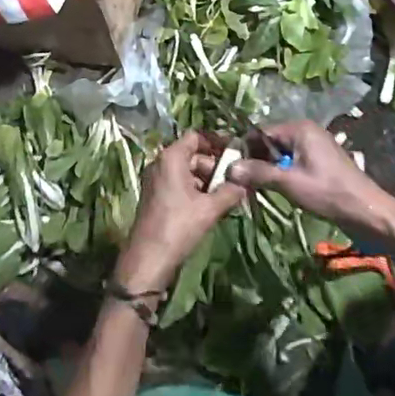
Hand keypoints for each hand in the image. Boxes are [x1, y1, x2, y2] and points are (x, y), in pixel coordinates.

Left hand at [113, 131, 246, 290]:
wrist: (149, 258)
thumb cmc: (179, 226)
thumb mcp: (210, 208)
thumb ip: (230, 191)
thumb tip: (246, 182)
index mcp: (170, 158)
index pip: (196, 137)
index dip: (216, 142)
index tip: (236, 154)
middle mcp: (160, 163)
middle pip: (193, 155)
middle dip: (215, 167)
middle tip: (236, 181)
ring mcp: (156, 180)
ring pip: (187, 171)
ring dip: (207, 181)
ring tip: (229, 196)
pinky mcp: (156, 195)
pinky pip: (179, 184)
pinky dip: (196, 190)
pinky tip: (212, 206)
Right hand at [227, 120, 394, 238]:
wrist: (370, 214)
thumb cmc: (329, 194)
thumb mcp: (290, 183)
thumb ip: (258, 173)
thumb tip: (229, 168)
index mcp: (300, 128)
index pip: (261, 132)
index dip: (245, 149)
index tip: (231, 168)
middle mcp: (307, 132)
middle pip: (270, 142)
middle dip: (256, 160)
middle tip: (241, 181)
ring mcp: (315, 148)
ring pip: (281, 155)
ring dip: (269, 170)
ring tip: (255, 188)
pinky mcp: (321, 163)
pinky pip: (293, 163)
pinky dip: (282, 174)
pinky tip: (276, 190)